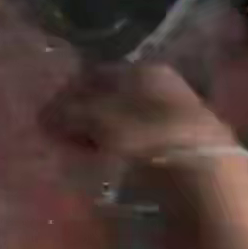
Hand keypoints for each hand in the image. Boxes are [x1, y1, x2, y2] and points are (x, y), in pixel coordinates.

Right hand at [52, 64, 238, 161]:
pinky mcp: (192, 143)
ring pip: (130, 119)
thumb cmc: (140, 137)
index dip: (68, 93)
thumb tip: (43, 114)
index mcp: (142, 69)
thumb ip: (63, 113)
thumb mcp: (91, 120)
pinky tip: (116, 164)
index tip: (51, 115)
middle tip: (66, 135)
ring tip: (88, 153)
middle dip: (87, 114)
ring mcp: (183, 113)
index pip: (93, 74)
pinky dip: (127, 149)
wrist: (204, 179)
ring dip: (106, 134)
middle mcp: (165, 83)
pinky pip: (146, 139)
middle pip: (114, 96)